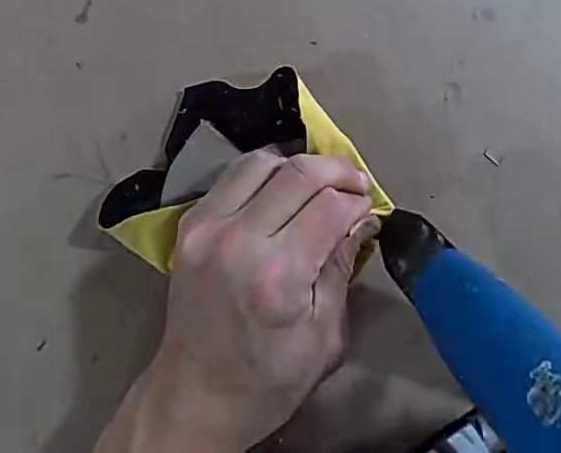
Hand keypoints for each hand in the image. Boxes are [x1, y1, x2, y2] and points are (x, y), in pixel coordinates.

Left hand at [96, 150, 379, 452]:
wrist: (193, 400)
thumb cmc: (267, 381)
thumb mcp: (324, 337)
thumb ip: (342, 267)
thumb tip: (364, 218)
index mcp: (275, 276)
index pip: (330, 206)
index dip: (358, 200)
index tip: (369, 208)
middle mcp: (238, 241)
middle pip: (300, 172)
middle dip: (338, 170)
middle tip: (356, 184)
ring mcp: (208, 226)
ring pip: (265, 160)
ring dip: (301, 164)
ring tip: (320, 183)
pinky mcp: (191, 222)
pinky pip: (235, 172)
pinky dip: (267, 169)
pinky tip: (284, 185)